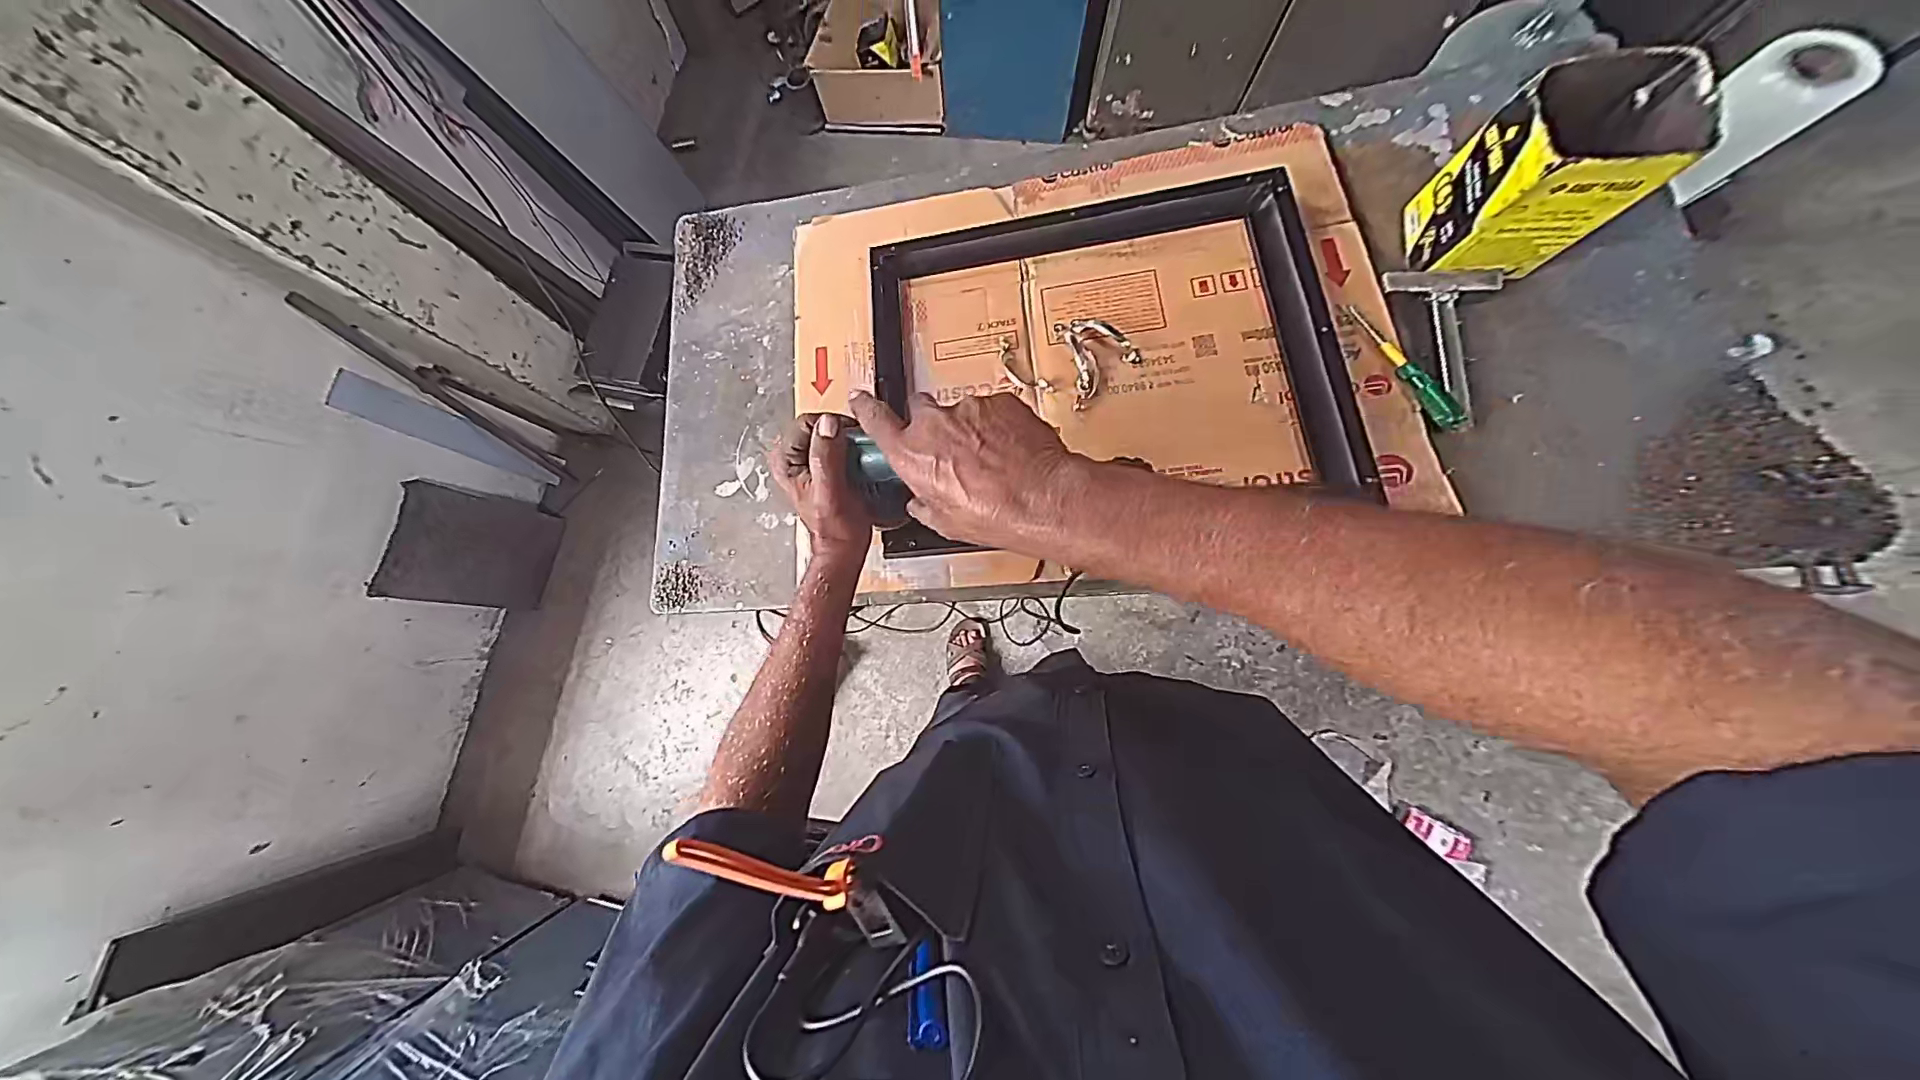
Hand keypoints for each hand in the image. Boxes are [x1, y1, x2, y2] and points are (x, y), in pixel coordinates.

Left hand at [770, 413, 873, 568]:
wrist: (843, 546)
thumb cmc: (835, 527)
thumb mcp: (830, 490)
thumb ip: (826, 455)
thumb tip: (827, 424)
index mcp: (784, 461)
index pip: (809, 422)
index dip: (834, 427)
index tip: (851, 440)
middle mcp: (793, 458)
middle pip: (821, 426)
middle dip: (843, 434)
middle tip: (859, 452)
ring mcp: (809, 462)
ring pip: (833, 434)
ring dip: (850, 443)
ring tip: (861, 460)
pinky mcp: (824, 467)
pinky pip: (840, 446)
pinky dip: (853, 450)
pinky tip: (860, 464)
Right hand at [848, 390, 1083, 552]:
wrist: (1042, 499)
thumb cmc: (995, 514)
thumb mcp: (946, 522)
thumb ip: (923, 504)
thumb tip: (920, 502)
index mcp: (911, 453)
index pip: (875, 419)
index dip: (866, 408)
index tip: (861, 400)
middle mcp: (934, 424)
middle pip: (920, 411)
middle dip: (930, 426)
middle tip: (949, 451)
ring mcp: (968, 408)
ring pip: (959, 413)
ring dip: (969, 430)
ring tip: (990, 459)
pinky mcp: (999, 401)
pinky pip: (991, 410)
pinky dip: (996, 426)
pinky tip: (1008, 450)